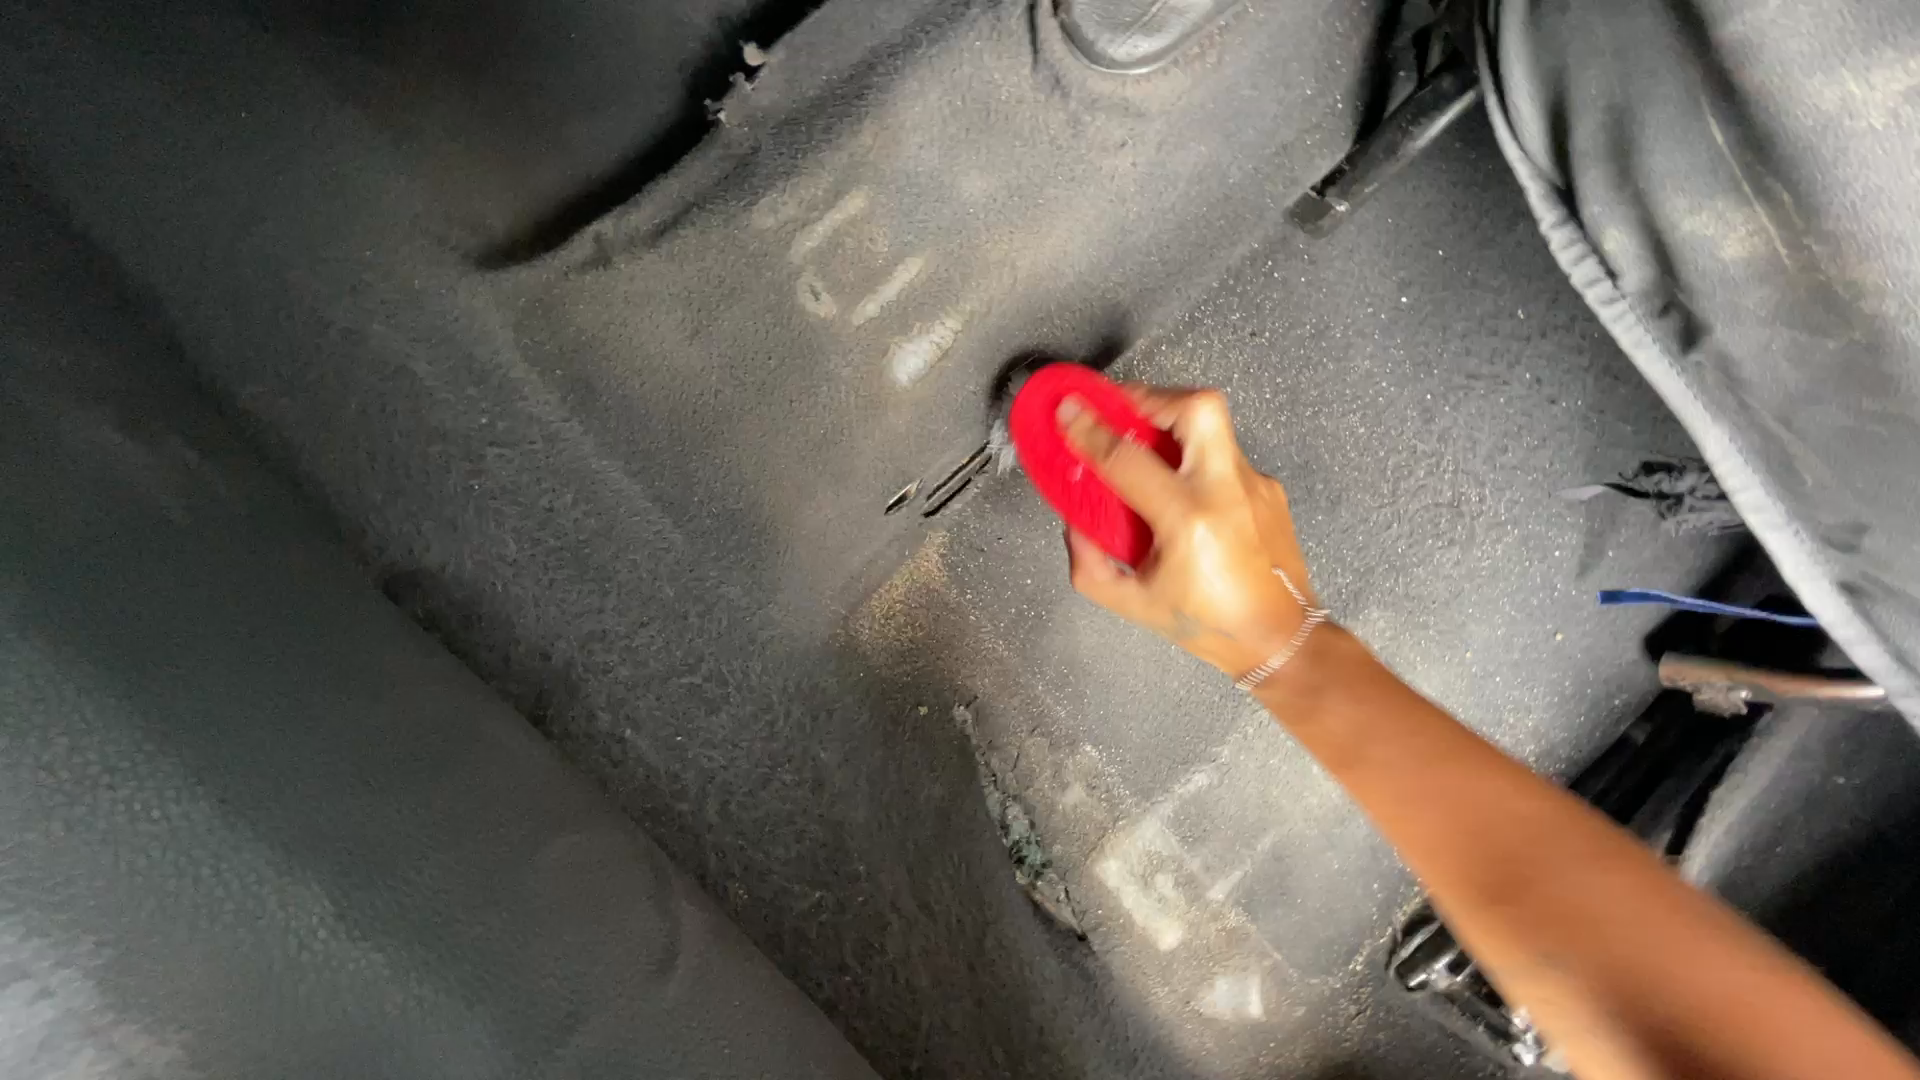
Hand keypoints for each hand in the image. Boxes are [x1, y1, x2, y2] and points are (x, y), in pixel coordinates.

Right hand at [1060, 385, 1320, 677]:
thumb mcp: (1130, 602)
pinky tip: (1177, 482)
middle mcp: (1227, 490)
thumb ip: (1088, 560)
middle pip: (1196, 407)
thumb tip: (1074, 517)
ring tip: (1143, 441)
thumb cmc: (1207, 624)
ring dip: (1171, 420)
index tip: (1067, 412)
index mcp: (1189, 521)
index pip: (1129, 459)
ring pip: (1213, 421)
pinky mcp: (1267, 486)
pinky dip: (1191, 454)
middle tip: (1120, 409)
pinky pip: (1221, 451)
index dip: (1090, 430)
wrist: (1281, 639)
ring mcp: (1253, 483)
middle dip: (1150, 396)